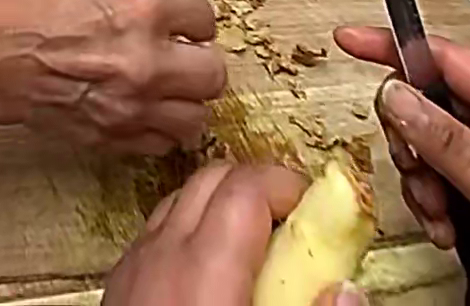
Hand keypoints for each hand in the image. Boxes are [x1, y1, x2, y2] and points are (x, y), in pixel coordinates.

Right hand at [0, 0, 226, 153]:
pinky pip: (163, 142)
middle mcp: (148, 58)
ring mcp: (133, 104)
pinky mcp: (114, 136)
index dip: (191, 18)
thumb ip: (129, 2)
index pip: (204, 17)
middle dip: (198, 62)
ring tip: (159, 87)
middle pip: (214, 74)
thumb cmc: (21, 4)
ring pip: (198, 116)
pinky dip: (158, 128)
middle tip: (175, 55)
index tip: (179, 21)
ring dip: (184, 101)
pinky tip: (135, 109)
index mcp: (140, 6)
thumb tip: (156, 18)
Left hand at [106, 163, 362, 305]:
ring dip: (222, 204)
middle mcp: (161, 250)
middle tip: (303, 224)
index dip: (285, 186)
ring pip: (181, 199)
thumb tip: (349, 289)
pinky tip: (215, 267)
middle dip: (257, 187)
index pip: (242, 189)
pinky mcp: (120, 280)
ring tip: (266, 245)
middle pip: (209, 180)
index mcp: (202, 269)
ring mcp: (134, 261)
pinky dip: (191, 226)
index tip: (323, 209)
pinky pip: (158, 229)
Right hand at [333, 26, 469, 305]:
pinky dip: (438, 201)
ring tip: (438, 219)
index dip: (394, 46)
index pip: (453, 61)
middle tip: (414, 176)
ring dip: (423, 177)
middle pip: (436, 104)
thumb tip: (391, 91)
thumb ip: (462, 153)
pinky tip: (448, 231)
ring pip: (439, 145)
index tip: (344, 41)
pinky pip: (455, 180)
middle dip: (410, 137)